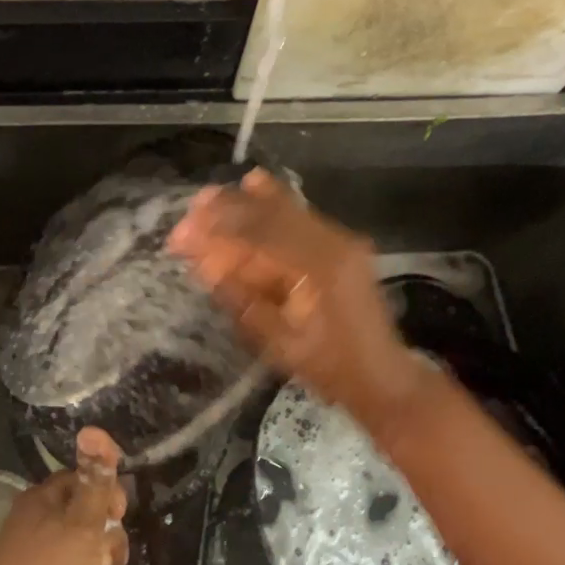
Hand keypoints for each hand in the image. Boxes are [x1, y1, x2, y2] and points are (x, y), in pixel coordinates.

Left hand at [0, 428, 129, 564]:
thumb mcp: (78, 525)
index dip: (108, 496)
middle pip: (98, 528)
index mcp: (44, 503)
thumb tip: (94, 428)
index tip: (118, 514)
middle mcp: (45, 531)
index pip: (86, 481)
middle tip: (98, 564)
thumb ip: (96, 482)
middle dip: (107, 553)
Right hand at [167, 169, 433, 429]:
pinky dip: (269, 207)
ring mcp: (339, 238)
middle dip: (227, 208)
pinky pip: (299, 215)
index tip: (182, 234)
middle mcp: (331, 242)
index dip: (216, 230)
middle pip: (270, 212)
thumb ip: (242, 300)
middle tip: (191, 208)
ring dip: (245, 202)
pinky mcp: (340, 241)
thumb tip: (205, 266)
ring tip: (210, 199)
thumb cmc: (328, 367)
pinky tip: (250, 189)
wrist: (382, 375)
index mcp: (317, 268)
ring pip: (285, 206)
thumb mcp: (277, 343)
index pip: (257, 236)